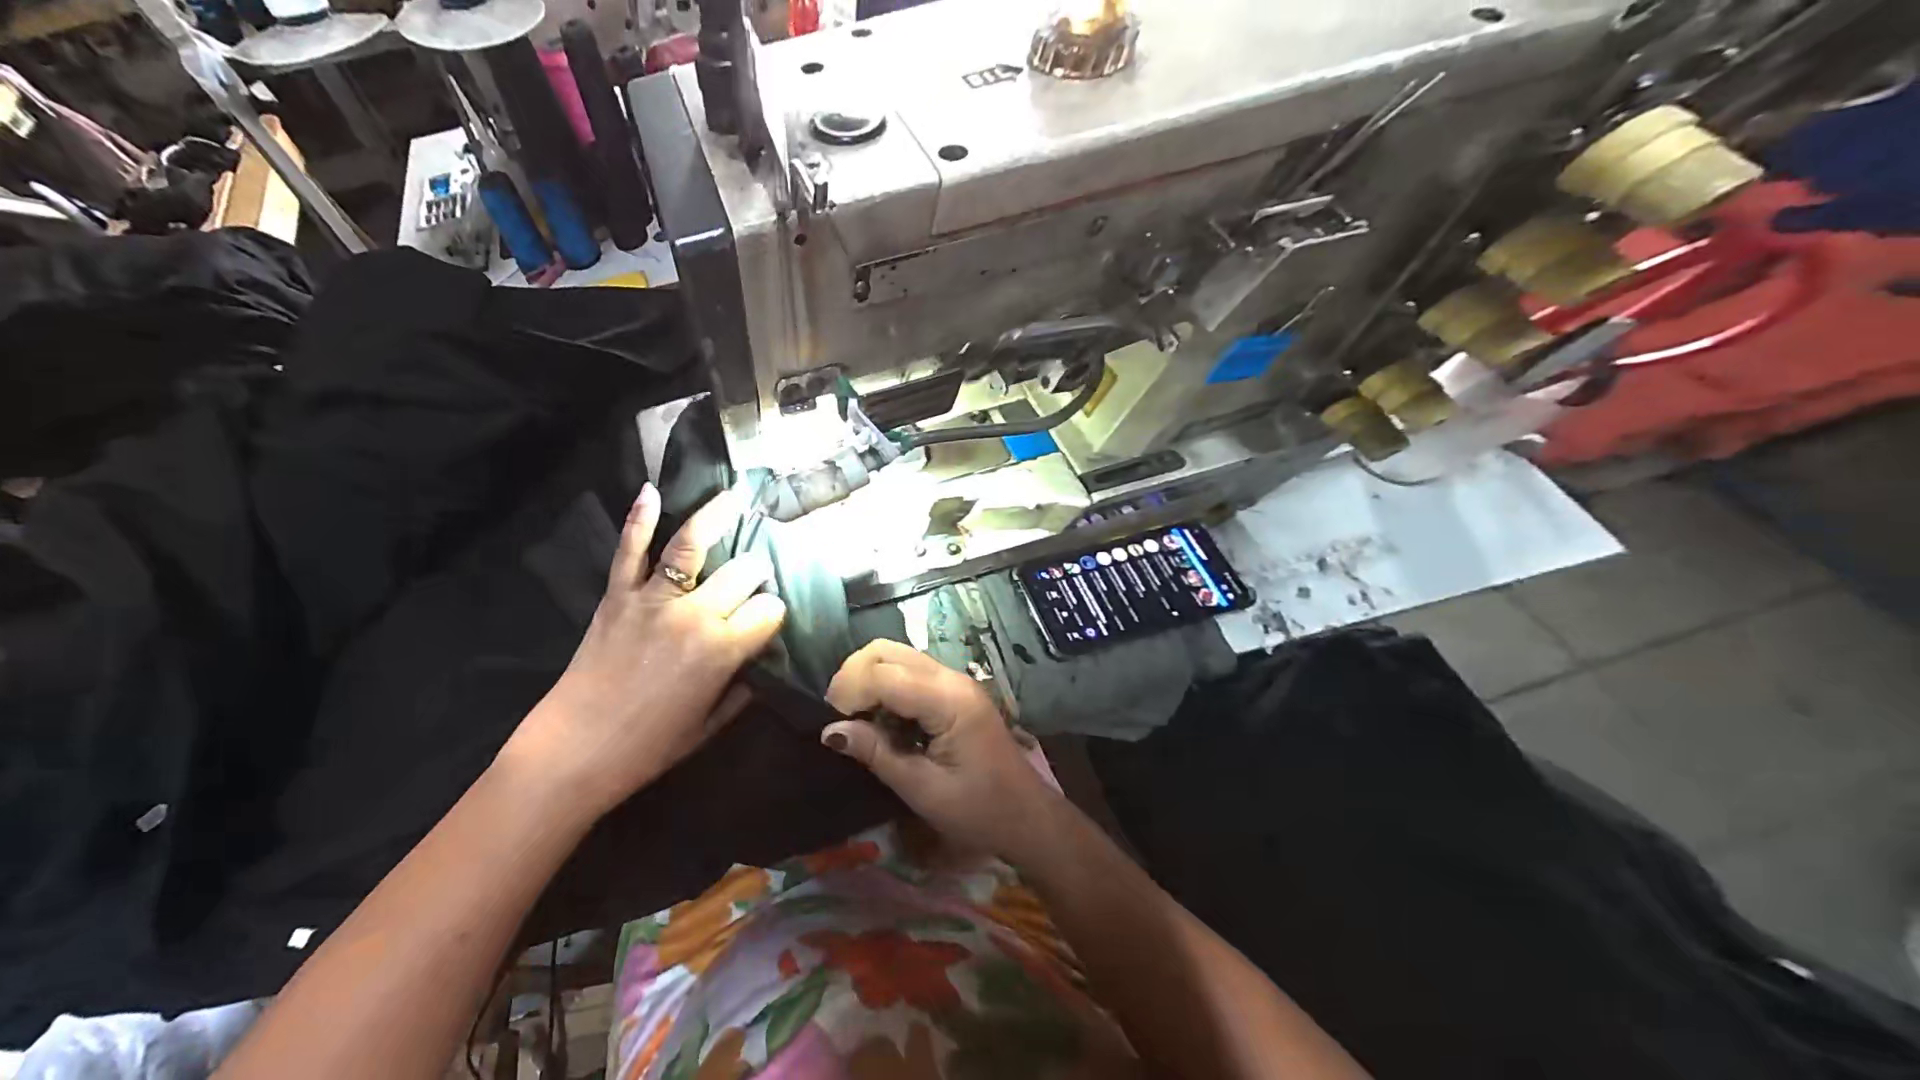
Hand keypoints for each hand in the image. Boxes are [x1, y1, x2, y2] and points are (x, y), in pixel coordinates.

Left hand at [500, 484, 785, 819]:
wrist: (575, 750)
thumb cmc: (649, 747)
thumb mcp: (710, 726)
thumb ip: (743, 690)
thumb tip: (759, 665)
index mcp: (723, 649)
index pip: (770, 610)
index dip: (776, 611)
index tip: (772, 617)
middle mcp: (695, 614)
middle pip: (742, 572)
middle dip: (757, 570)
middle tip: (756, 574)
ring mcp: (652, 599)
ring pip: (691, 545)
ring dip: (717, 515)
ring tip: (735, 496)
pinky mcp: (616, 596)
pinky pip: (629, 551)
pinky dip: (640, 519)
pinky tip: (651, 492)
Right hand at [822, 641, 1068, 862]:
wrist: (1027, 817)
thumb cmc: (979, 811)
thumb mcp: (923, 790)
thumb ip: (877, 754)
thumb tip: (830, 730)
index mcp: (948, 700)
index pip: (884, 673)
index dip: (849, 692)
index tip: (832, 725)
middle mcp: (952, 678)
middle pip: (887, 651)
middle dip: (854, 677)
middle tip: (840, 717)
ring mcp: (955, 681)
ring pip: (897, 656)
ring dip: (868, 679)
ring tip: (856, 719)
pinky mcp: (953, 691)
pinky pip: (909, 672)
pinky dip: (885, 686)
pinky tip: (880, 720)